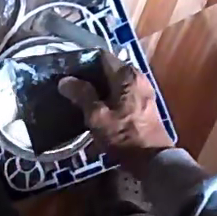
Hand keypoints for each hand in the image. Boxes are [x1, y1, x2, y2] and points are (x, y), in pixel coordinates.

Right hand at [58, 51, 172, 170]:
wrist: (151, 159)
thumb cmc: (123, 135)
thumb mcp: (97, 116)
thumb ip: (82, 95)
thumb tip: (65, 80)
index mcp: (127, 75)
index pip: (101, 57)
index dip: (83, 62)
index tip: (68, 71)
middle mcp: (137, 77)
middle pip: (108, 69)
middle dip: (89, 76)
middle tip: (70, 86)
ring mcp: (143, 90)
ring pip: (115, 83)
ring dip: (98, 89)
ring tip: (80, 98)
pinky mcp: (143, 104)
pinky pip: (121, 94)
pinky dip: (108, 97)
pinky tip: (97, 108)